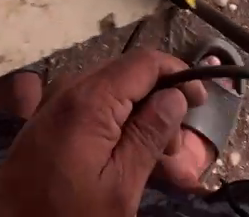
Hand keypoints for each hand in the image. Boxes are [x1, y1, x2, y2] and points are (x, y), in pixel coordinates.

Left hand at [0, 51, 205, 216]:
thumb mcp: (120, 187)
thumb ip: (150, 135)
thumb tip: (176, 95)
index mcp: (90, 98)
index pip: (145, 62)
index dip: (178, 74)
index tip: (202, 99)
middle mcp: (70, 88)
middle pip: (129, 75)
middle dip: (160, 101)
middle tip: (178, 148)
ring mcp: (55, 103)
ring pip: (113, 92)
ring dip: (140, 117)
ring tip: (159, 160)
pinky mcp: (47, 122)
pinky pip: (92, 108)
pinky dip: (116, 123)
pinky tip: (128, 155)